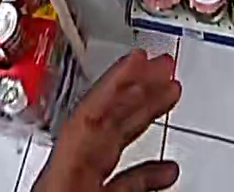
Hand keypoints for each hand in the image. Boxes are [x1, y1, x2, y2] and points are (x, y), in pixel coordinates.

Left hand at [34, 50, 181, 191]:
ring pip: (112, 141)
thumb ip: (125, 178)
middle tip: (164, 64)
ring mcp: (77, 185)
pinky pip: (116, 179)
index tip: (140, 55)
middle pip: (105, 117)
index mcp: (62, 172)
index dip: (117, 79)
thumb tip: (165, 167)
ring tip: (171, 94)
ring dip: (144, 115)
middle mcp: (68, 172)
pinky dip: (142, 167)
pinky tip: (166, 167)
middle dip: (138, 85)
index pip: (91, 112)